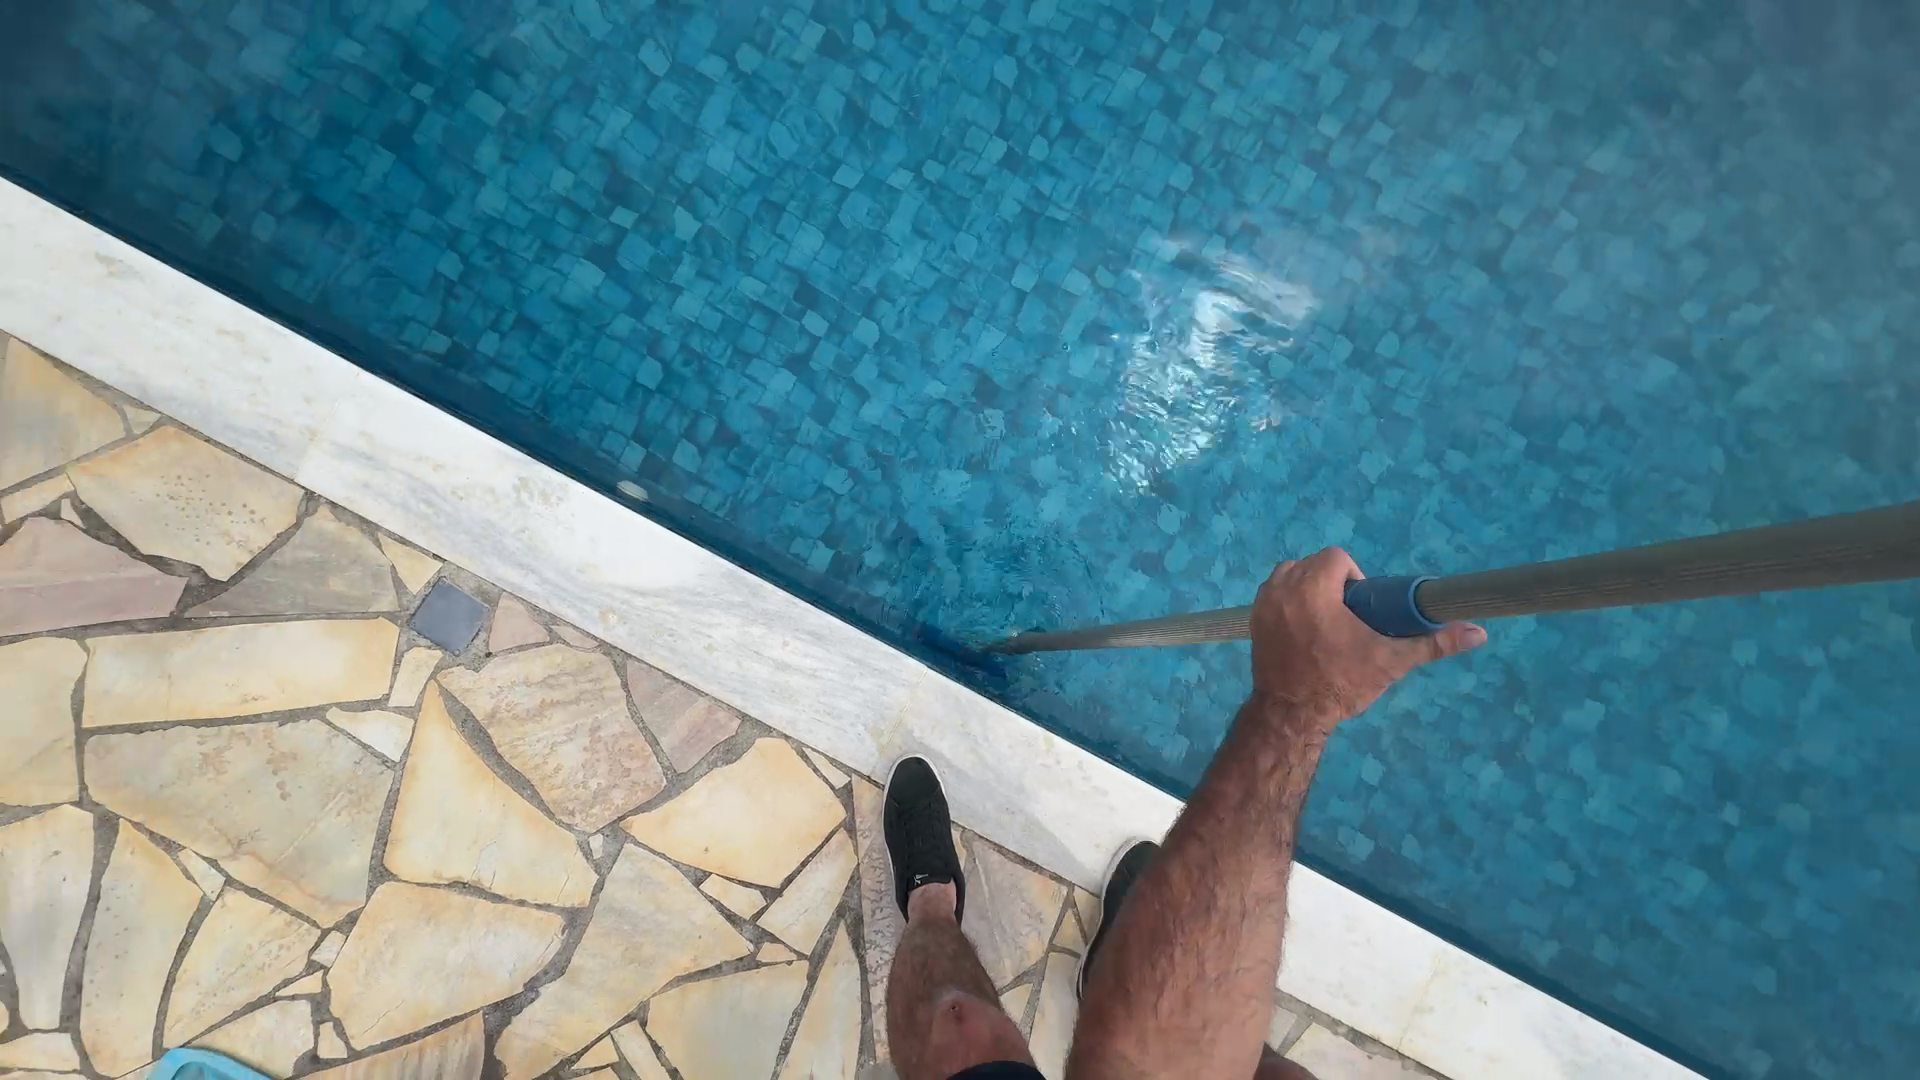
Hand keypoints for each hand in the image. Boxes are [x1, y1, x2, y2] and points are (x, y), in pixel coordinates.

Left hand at [1249, 548, 1485, 734]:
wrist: (1293, 712)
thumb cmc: (1340, 683)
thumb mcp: (1389, 661)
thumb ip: (1432, 643)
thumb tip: (1478, 632)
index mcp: (1312, 590)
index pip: (1334, 557)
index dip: (1352, 573)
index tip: (1362, 601)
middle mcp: (1282, 589)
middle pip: (1310, 562)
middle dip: (1331, 578)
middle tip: (1347, 610)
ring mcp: (1263, 603)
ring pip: (1286, 574)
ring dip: (1306, 583)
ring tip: (1326, 614)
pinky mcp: (1253, 619)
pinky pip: (1271, 592)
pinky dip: (1287, 597)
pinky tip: (1304, 623)